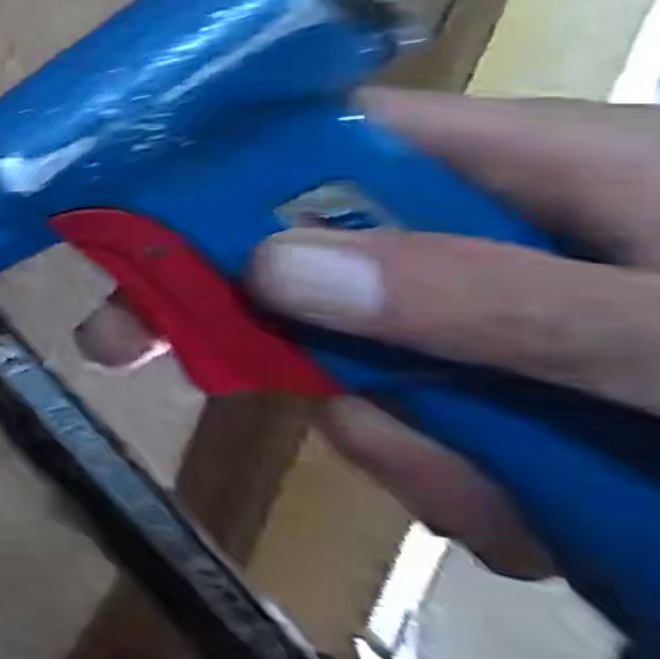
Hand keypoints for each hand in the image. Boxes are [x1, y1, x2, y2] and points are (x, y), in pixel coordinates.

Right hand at [76, 88, 659, 579]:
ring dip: (392, 437)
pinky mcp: (538, 387)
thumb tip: (269, 269)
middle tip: (134, 356)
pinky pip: (436, 420)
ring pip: (365, 354)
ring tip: (493, 503)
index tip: (121, 242)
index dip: (206, 177)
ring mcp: (513, 313)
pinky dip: (456, 478)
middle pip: (309, 256)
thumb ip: (490, 300)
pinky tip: (530, 518)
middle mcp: (497, 228)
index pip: (316, 140)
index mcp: (531, 166)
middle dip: (256, 330)